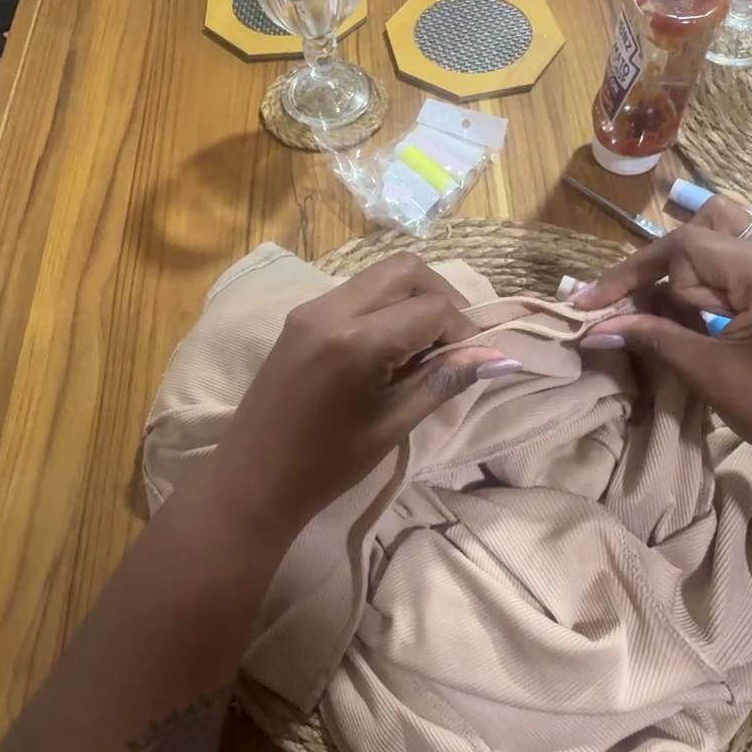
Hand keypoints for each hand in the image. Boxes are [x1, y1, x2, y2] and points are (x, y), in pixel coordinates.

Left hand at [206, 254, 515, 534]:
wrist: (251, 481)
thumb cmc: (326, 466)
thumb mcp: (393, 426)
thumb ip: (444, 381)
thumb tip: (500, 357)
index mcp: (354, 342)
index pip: (431, 308)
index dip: (463, 330)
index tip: (469, 362)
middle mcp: (330, 309)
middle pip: (406, 269)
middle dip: (441, 298)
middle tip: (453, 342)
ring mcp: (310, 308)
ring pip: (380, 274)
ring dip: (413, 298)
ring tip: (423, 347)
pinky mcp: (300, 316)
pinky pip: (356, 291)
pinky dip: (385, 305)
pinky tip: (390, 346)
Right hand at [573, 198, 751, 485]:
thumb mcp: (710, 373)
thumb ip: (653, 337)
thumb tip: (595, 328)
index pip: (688, 245)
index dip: (635, 270)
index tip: (596, 302)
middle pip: (704, 233)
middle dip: (660, 270)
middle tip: (633, 307)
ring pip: (721, 242)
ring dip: (684, 275)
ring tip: (666, 316)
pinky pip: (740, 261)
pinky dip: (708, 283)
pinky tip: (696, 316)